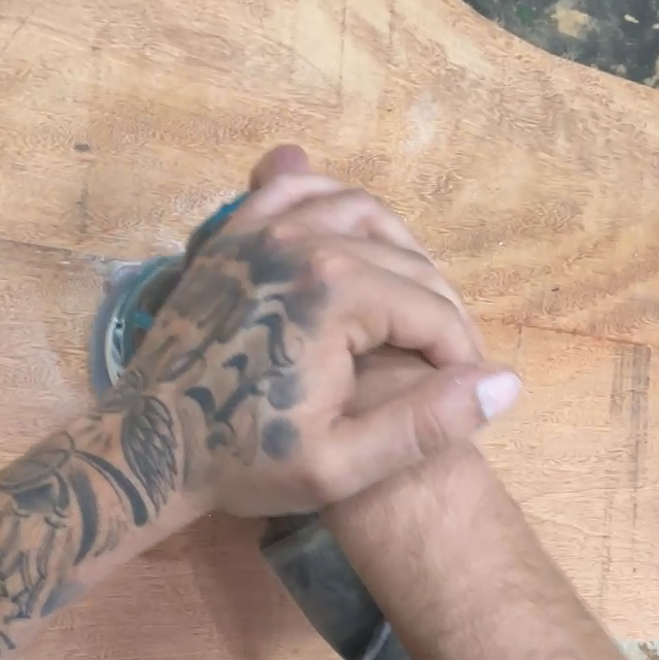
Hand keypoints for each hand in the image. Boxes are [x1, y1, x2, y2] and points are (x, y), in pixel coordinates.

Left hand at [106, 145, 521, 518]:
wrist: (150, 445)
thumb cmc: (241, 463)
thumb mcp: (339, 466)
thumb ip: (427, 425)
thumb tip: (508, 382)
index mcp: (334, 294)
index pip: (433, 309)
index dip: (459, 353)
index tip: (462, 389)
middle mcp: (302, 243)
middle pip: (406, 260)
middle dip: (436, 309)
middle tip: (441, 358)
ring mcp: (260, 232)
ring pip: (363, 213)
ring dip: (399, 253)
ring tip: (408, 306)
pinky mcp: (232, 237)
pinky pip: (299, 193)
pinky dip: (336, 203)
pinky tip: (350, 235)